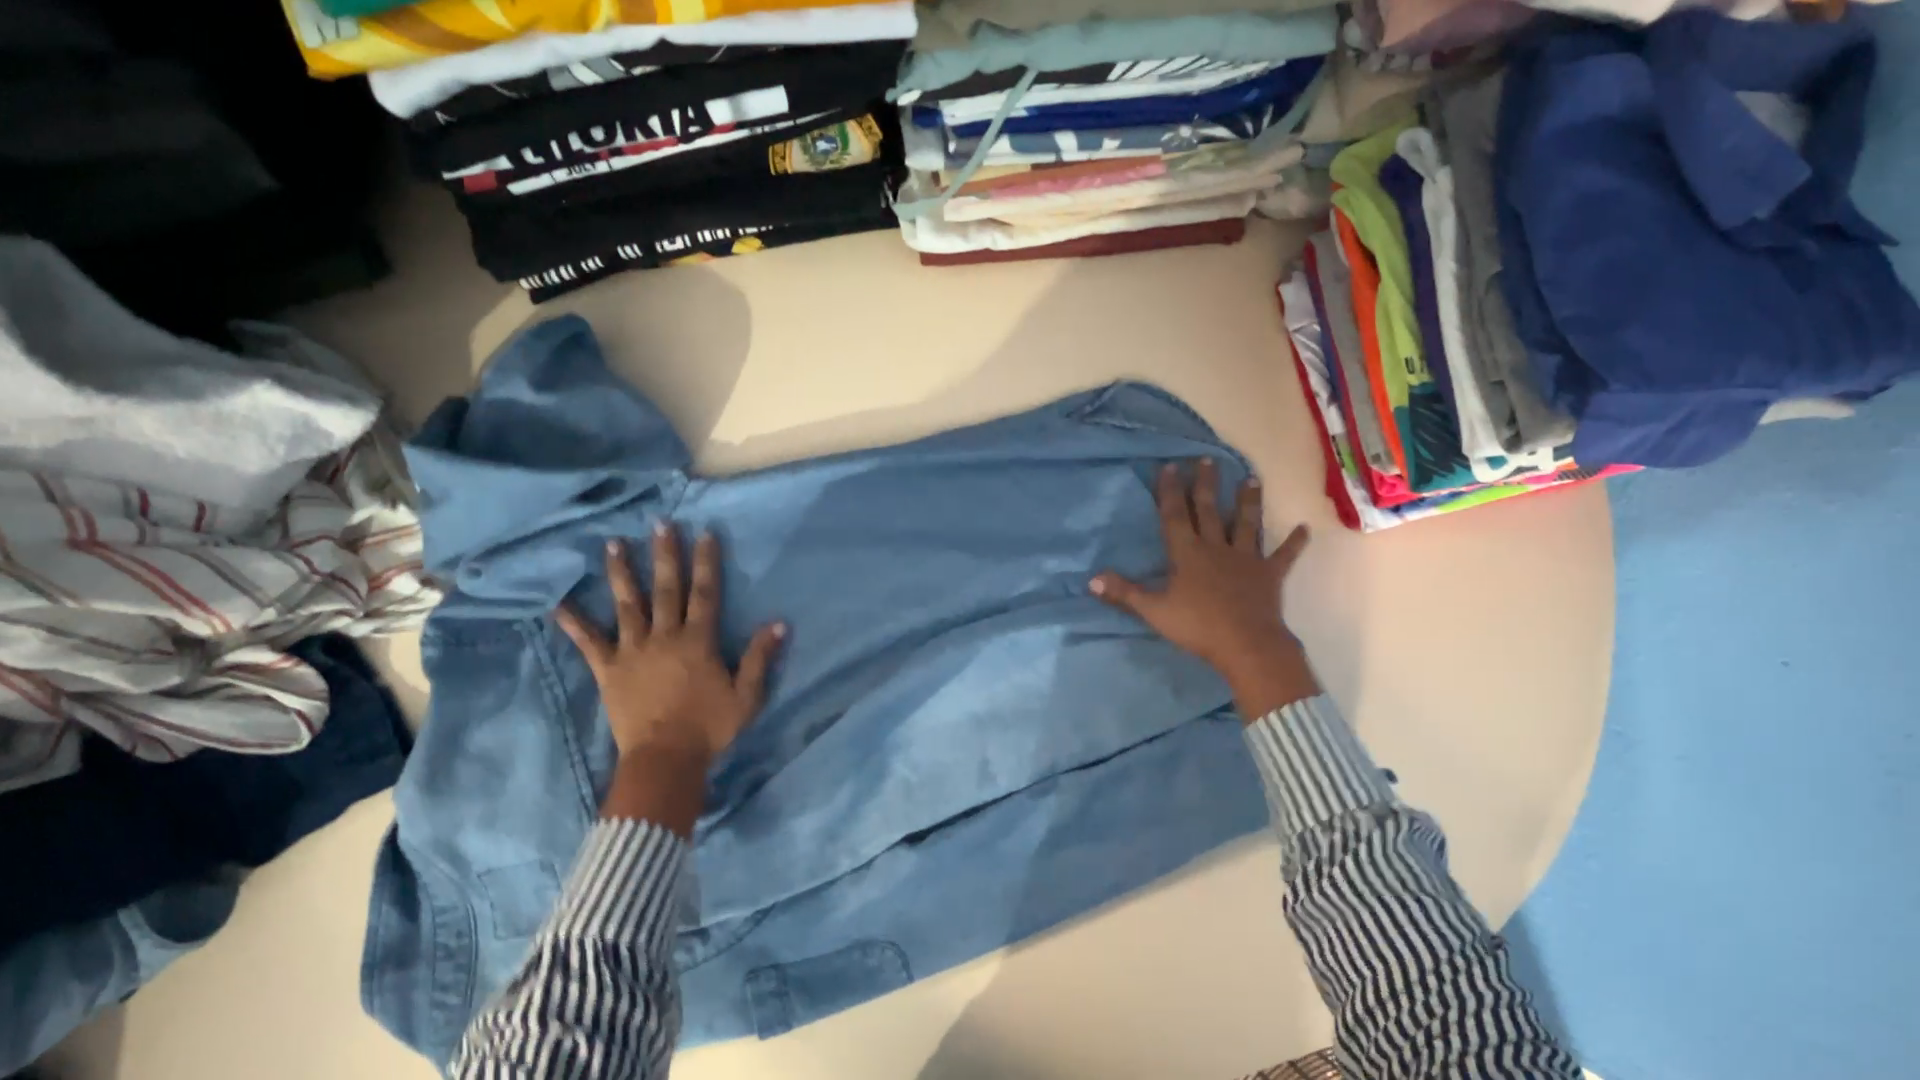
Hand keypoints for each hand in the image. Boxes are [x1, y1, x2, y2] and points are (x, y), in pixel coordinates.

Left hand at [555, 525, 783, 767]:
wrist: (665, 758)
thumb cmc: (709, 727)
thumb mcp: (746, 695)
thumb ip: (759, 657)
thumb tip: (778, 623)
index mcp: (697, 641)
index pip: (705, 593)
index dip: (706, 563)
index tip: (705, 533)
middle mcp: (664, 636)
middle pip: (665, 588)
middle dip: (664, 554)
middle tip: (660, 523)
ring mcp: (632, 650)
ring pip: (627, 604)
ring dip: (621, 573)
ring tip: (613, 543)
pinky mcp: (608, 670)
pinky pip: (588, 642)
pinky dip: (573, 622)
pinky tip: (557, 603)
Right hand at [1092, 460, 1318, 719]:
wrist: (1246, 644)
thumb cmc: (1197, 627)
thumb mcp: (1154, 611)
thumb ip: (1125, 593)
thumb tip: (1091, 579)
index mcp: (1187, 554)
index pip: (1175, 516)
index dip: (1170, 492)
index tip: (1170, 467)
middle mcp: (1216, 548)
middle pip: (1210, 511)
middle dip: (1206, 485)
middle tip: (1208, 460)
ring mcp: (1246, 560)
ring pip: (1247, 525)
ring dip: (1248, 502)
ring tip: (1252, 479)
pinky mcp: (1269, 576)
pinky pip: (1284, 557)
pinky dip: (1294, 543)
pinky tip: (1304, 528)